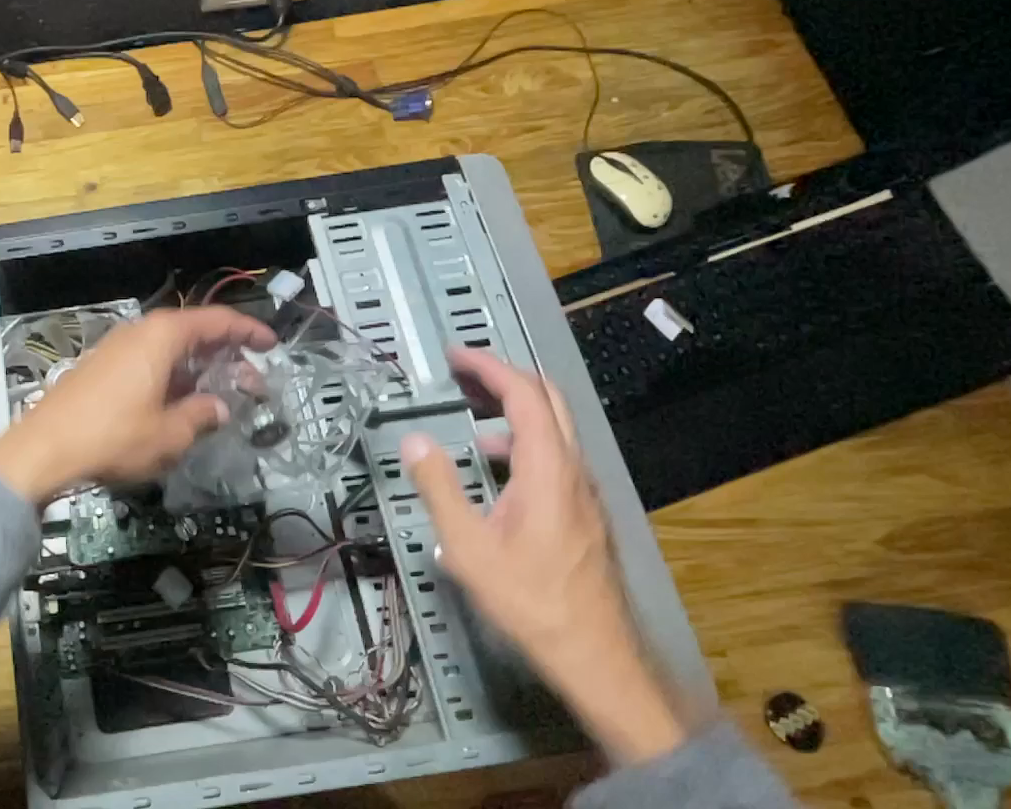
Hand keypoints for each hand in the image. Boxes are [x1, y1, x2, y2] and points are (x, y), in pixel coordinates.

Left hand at [0, 307, 275, 501]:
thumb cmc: (113, 437)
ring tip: (218, 396)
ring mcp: (116, 348)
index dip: (247, 331)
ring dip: (197, 368)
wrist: (44, 448)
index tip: (270, 344)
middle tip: (249, 382)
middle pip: (191, 332)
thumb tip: (217, 408)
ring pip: (168, 349)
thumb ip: (201, 416)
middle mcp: (138, 333)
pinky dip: (171, 376)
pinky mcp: (100, 368)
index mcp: (161, 337)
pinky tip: (177, 404)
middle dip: (224, 354)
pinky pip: (147, 361)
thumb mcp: (169, 434)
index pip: (215, 321)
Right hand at [402, 346, 686, 763]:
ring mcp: (582, 491)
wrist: (596, 654)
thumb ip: (439, 487)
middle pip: (547, 401)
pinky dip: (519, 440)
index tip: (455, 355)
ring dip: (512, 409)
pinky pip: (552, 456)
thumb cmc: (530, 599)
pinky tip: (491, 466)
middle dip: (504, 377)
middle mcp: (572, 470)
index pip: (524, 395)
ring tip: (468, 413)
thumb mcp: (468, 546)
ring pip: (552, 428)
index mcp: (547, 469)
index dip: (489, 367)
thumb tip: (415, 440)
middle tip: (461, 372)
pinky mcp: (581, 511)